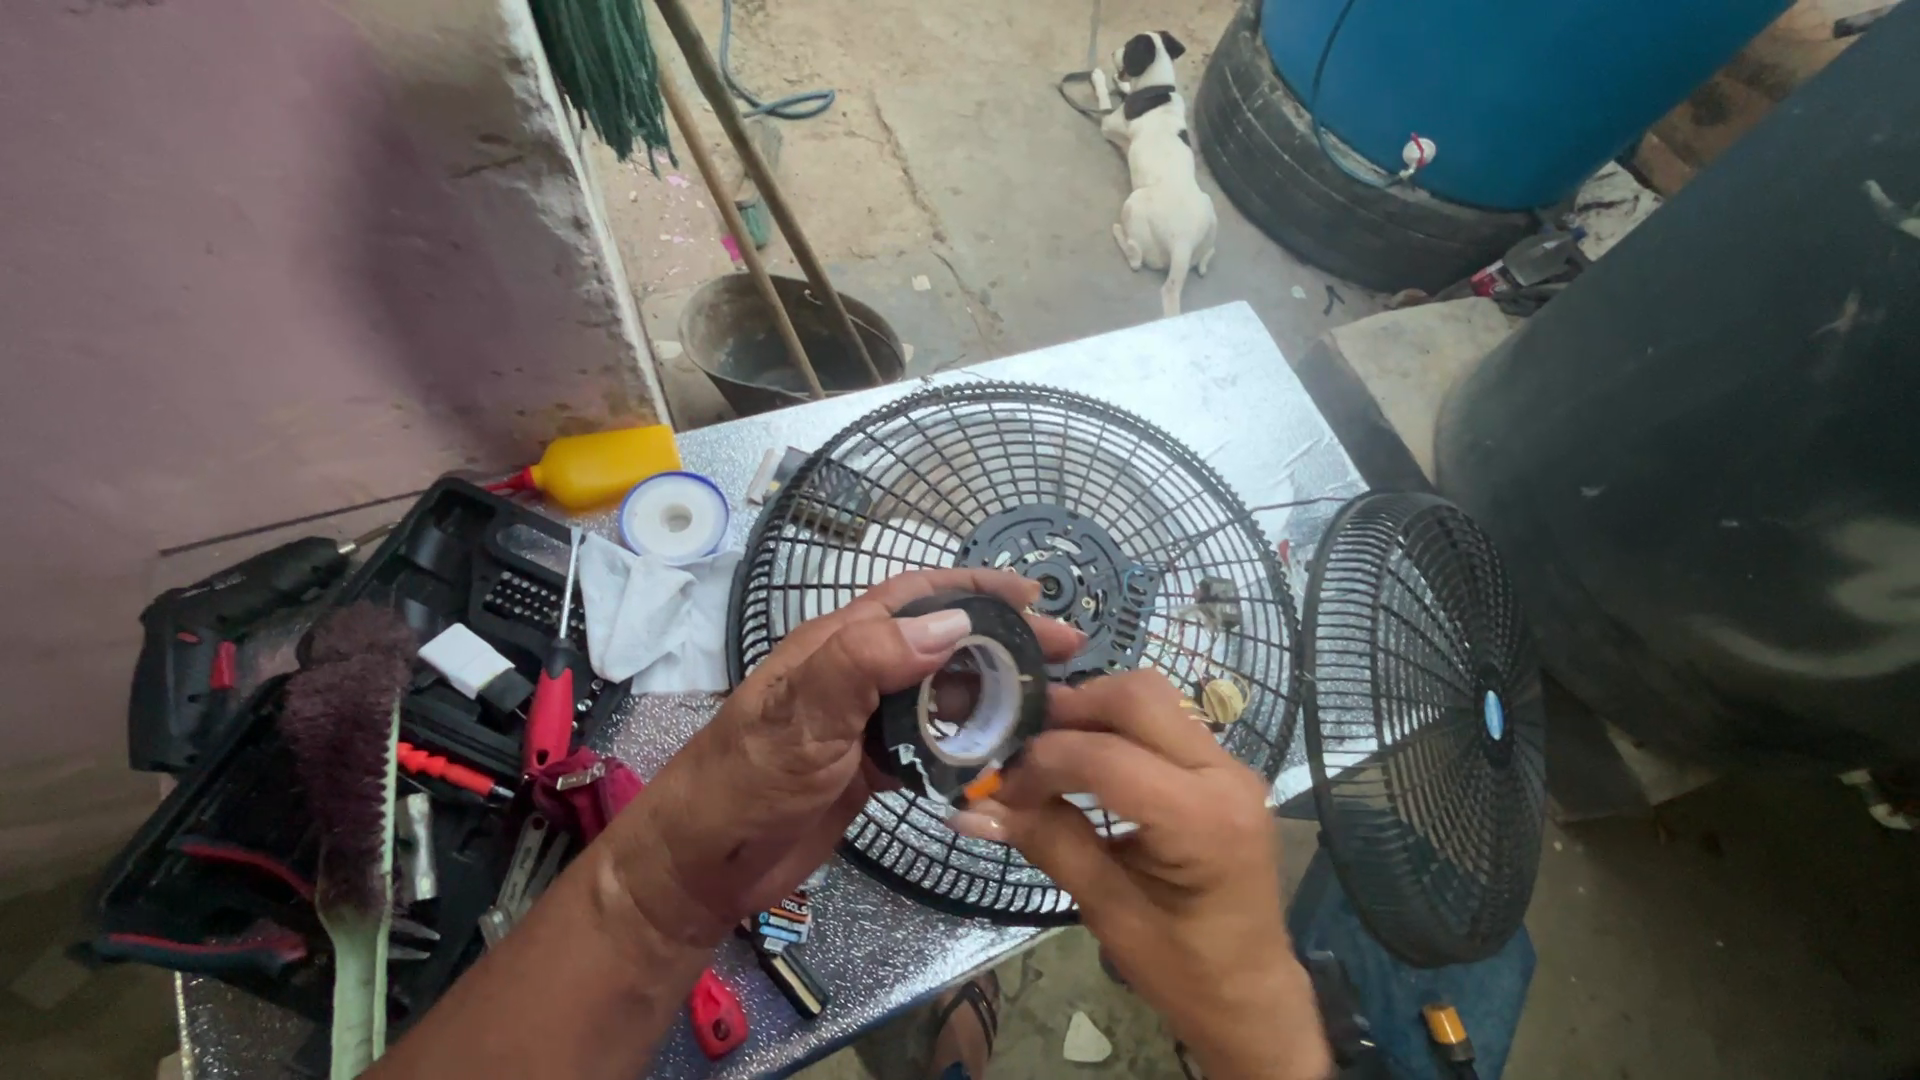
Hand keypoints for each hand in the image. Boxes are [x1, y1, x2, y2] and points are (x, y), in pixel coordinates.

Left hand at [601, 569, 1084, 948]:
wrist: (704, 863)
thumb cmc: (746, 779)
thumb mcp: (803, 714)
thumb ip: (868, 663)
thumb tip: (953, 624)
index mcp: (839, 643)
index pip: (916, 597)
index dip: (974, 589)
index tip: (1031, 595)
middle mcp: (859, 672)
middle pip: (941, 642)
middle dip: (1000, 639)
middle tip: (1062, 651)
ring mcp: (866, 720)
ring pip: (942, 692)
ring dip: (992, 690)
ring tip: (1046, 699)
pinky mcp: (872, 765)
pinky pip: (932, 741)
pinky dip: (968, 741)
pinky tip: (1004, 750)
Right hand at [952, 672, 1331, 1079]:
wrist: (1250, 992)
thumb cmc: (1182, 968)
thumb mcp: (1106, 910)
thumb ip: (1046, 841)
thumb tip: (971, 808)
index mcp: (1203, 821)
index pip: (1107, 758)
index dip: (1042, 762)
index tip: (1001, 787)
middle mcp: (1225, 774)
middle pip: (1136, 696)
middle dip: (1070, 710)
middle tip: (1024, 746)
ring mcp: (1228, 764)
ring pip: (1150, 695)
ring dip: (1091, 709)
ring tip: (1049, 750)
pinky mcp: (1219, 765)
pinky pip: (1160, 717)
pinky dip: (1112, 723)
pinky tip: (1084, 757)